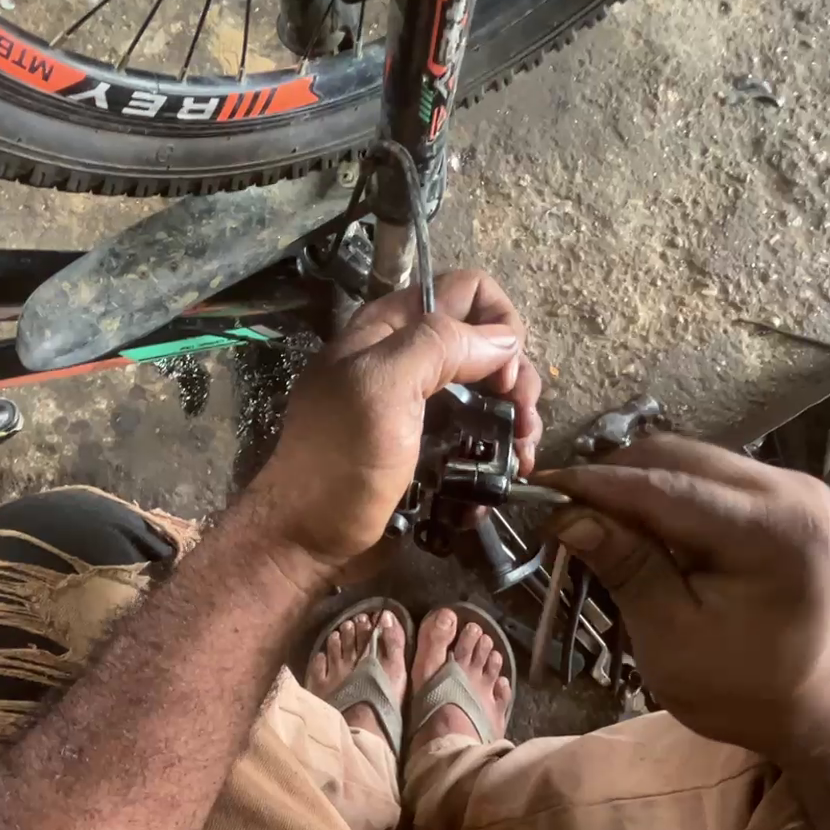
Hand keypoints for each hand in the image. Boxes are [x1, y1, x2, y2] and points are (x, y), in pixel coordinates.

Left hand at [246, 270, 542, 584]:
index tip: (501, 372)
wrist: (307, 538)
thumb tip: (504, 341)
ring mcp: (415, 408)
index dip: (496, 321)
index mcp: (387, 330)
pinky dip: (494, 452)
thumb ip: (438, 347)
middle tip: (522, 420)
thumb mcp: (381, 389)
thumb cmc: (338, 462)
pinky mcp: (423, 449)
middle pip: (483, 345)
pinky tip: (502, 477)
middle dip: (514, 377)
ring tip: (522, 456)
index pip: (463, 291)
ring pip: (483, 393)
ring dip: (514, 419)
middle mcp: (405, 361)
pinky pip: (472, 437)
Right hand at [538, 435, 829, 764]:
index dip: (594, 483)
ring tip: (599, 520)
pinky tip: (643, 526)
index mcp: (772, 531)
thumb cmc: (750, 693)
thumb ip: (627, 569)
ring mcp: (798, 491)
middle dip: (613, 478)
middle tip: (567, 510)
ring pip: (692, 460)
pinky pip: (712, 476)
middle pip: (677, 458)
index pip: (662, 487)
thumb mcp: (673, 640)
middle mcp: (793, 493)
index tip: (542, 485)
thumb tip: (570, 518)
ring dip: (637, 483)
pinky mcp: (792, 501)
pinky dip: (667, 492)